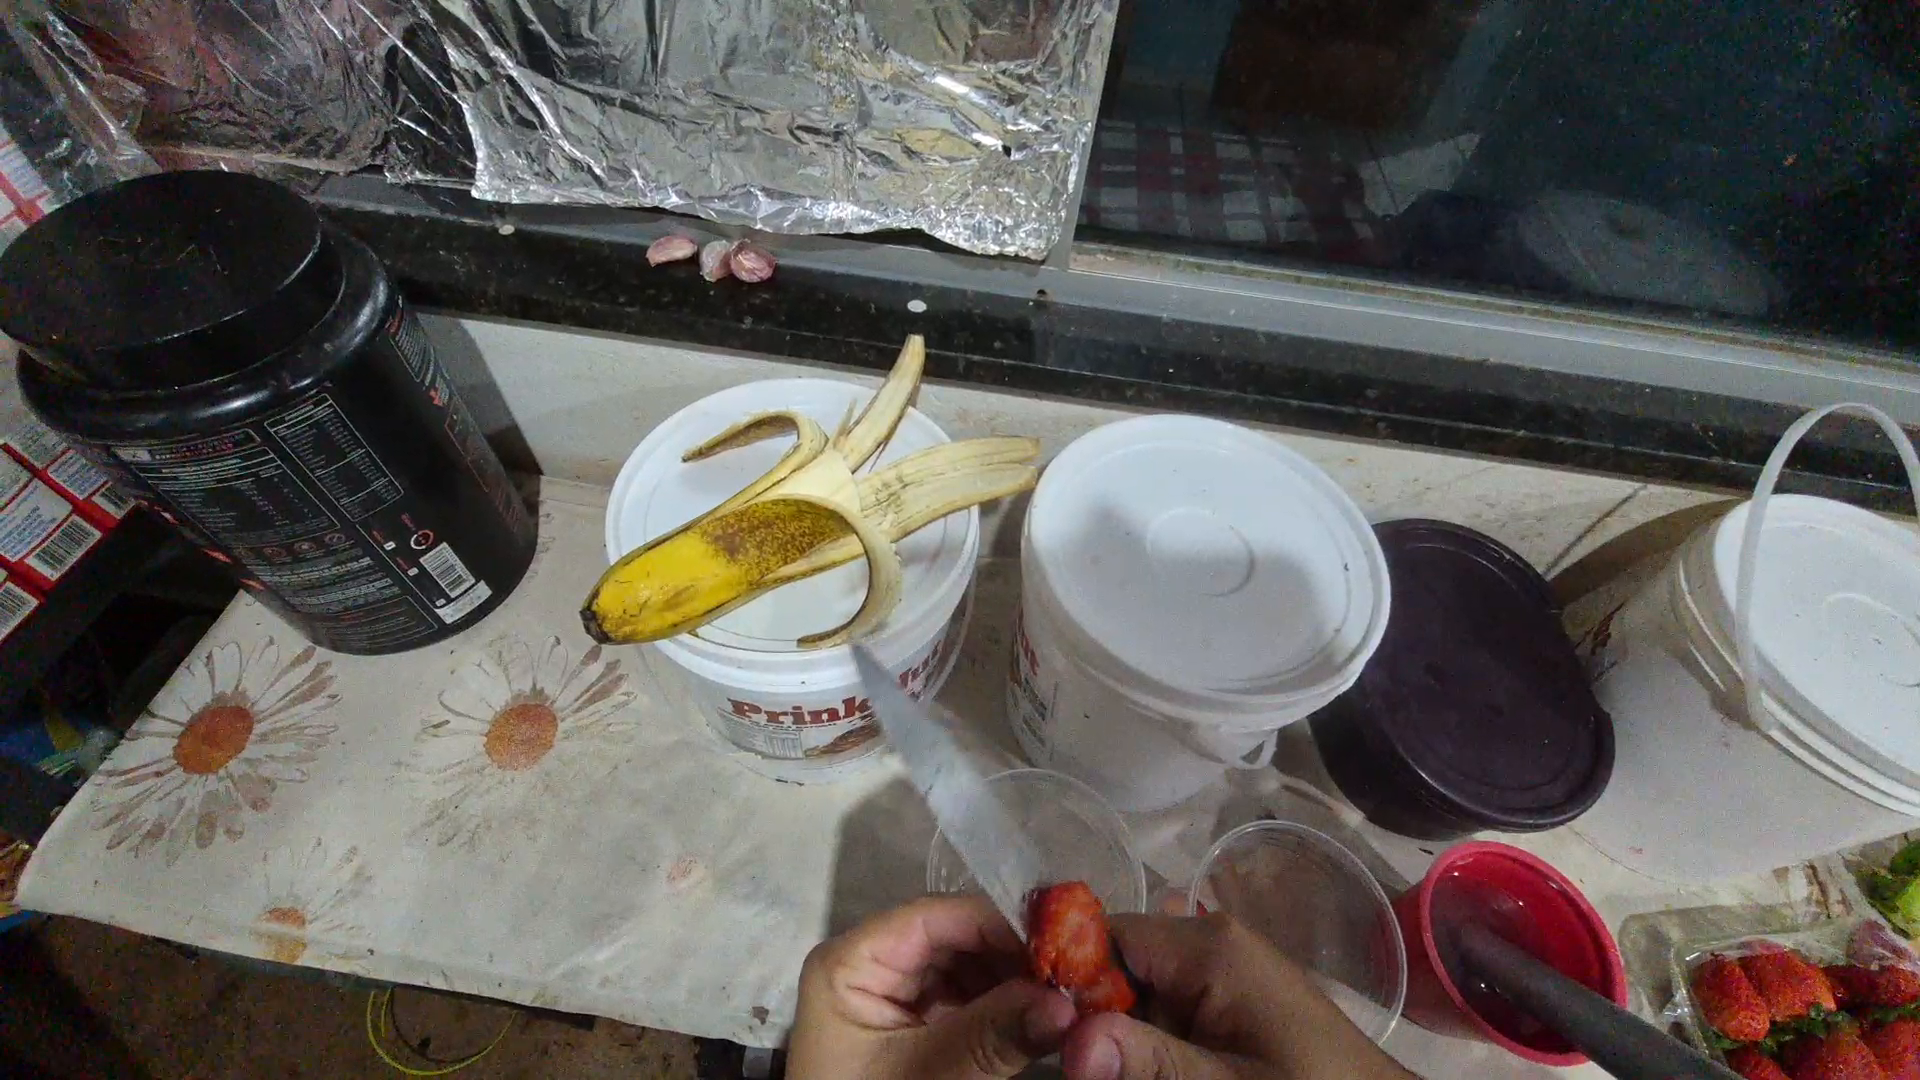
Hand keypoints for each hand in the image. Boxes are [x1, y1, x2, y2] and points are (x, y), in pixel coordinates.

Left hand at [787, 896, 1077, 1079]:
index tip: (1057, 944)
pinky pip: (961, 995)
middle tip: (1070, 973)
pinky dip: (998, 1004)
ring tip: (1061, 994)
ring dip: (1012, 979)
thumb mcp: (929, 1078)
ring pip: (963, 962)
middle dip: (1011, 953)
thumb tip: (1066, 1004)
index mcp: (852, 959)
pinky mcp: (909, 1020)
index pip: (933, 915)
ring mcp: (890, 990)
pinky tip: (1035, 1015)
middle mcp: (870, 960)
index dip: (997, 923)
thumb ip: (993, 1036)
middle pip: (952, 935)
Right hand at [1061, 914, 1417, 1079]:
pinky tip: (1171, 1067)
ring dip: (1134, 1031)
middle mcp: (1213, 937)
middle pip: (1126, 961)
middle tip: (1095, 1067)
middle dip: (1106, 1013)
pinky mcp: (1238, 990)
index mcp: (1207, 944)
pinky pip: (1178, 1001)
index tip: (1055, 1030)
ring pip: (1148, 986)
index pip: (1110, 934)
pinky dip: (1164, 1037)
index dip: (1076, 977)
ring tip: (1136, 1069)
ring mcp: (1228, 963)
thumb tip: (1066, 1041)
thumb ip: (1150, 1063)